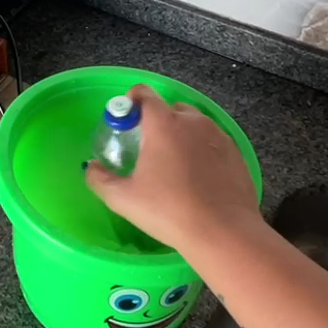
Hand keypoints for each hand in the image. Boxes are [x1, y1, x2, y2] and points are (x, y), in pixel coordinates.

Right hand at [84, 84, 259, 249]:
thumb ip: (99, 177)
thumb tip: (91, 166)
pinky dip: (201, 149)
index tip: (124, 123)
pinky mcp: (236, 153)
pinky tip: (197, 176)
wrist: (224, 233)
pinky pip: (212, 141)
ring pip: (193, 123)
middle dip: (155, 121)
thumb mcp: (122, 198)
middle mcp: (192, 121)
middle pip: (169, 107)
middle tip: (146, 149)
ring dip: (180, 134)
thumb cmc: (169, 210)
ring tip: (173, 163)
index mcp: (163, 124)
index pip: (144, 94)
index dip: (130, 102)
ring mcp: (218, 136)